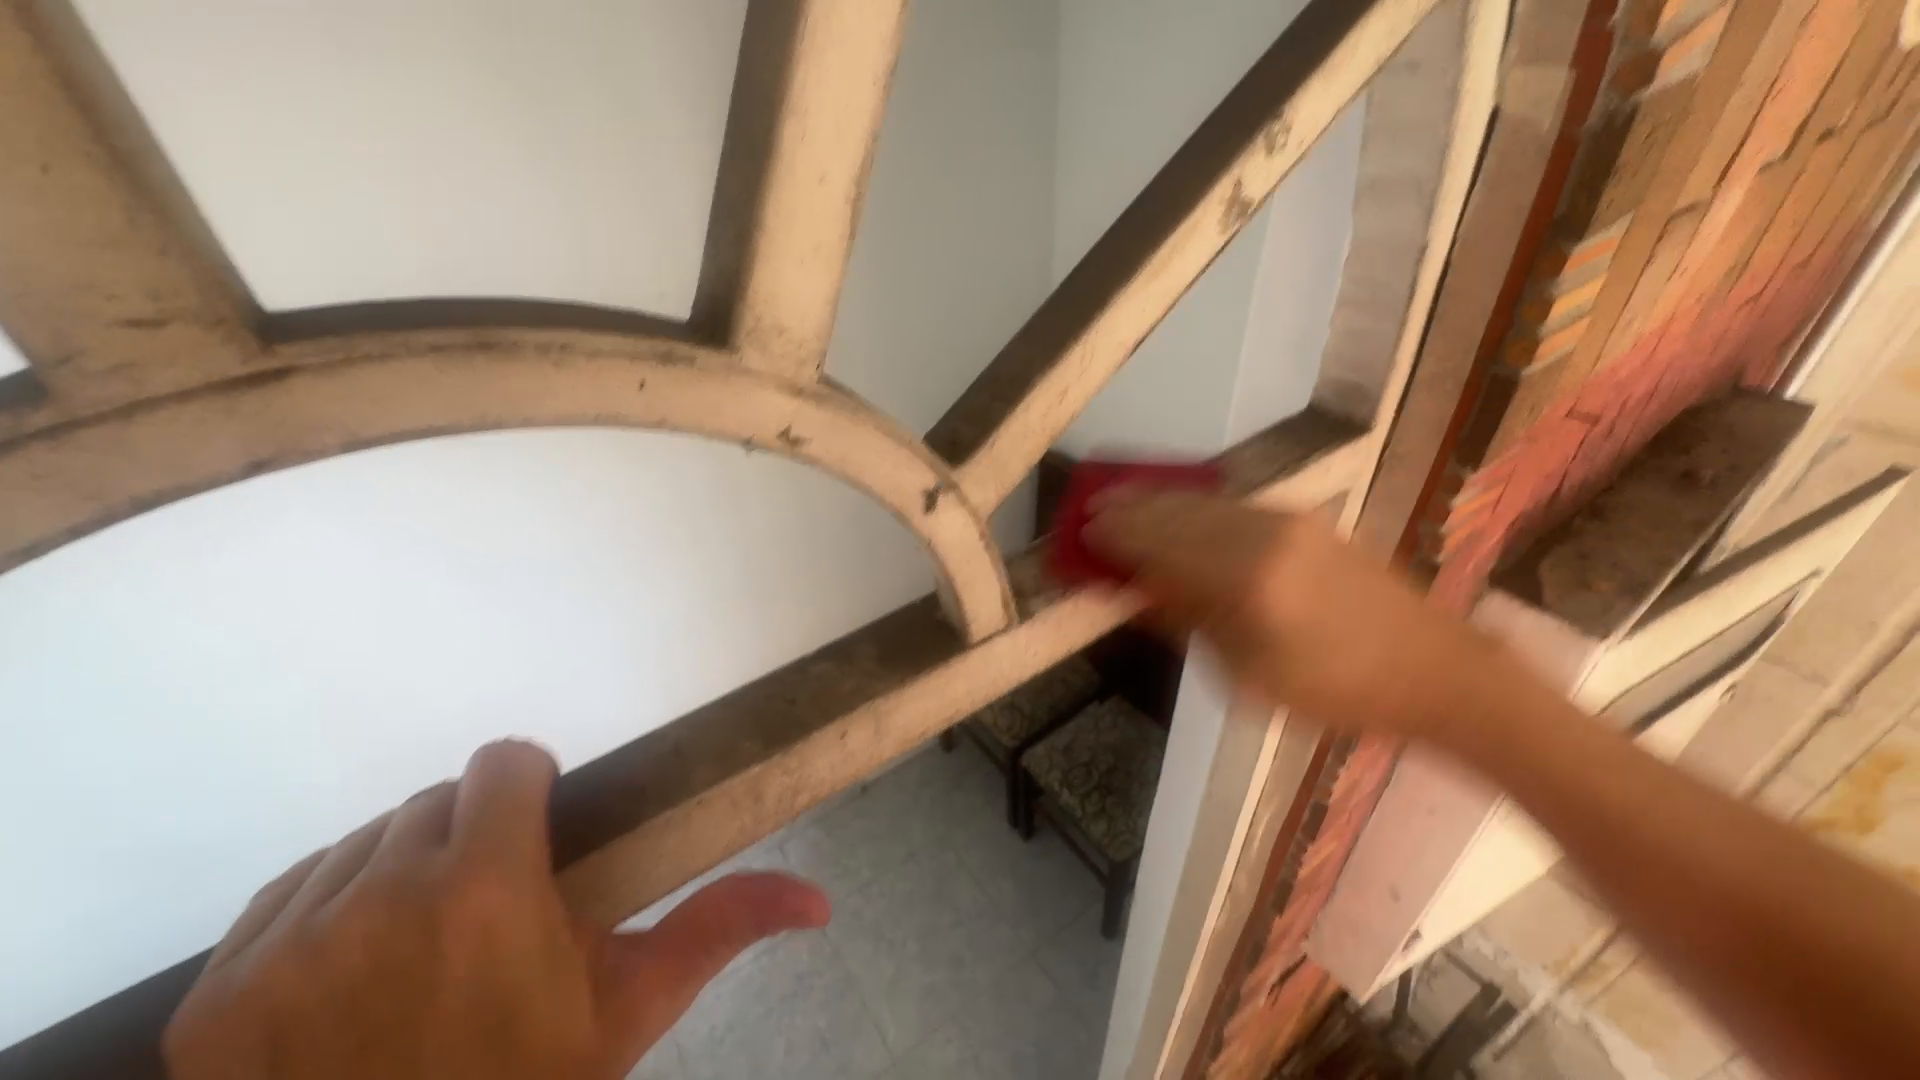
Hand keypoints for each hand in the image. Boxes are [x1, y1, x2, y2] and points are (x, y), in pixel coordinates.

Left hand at [164, 740, 828, 1079]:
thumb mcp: (632, 1013)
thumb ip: (721, 929)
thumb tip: (821, 899)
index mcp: (485, 888)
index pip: (502, 763)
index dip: (530, 788)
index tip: (542, 830)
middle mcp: (378, 895)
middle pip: (435, 804)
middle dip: (471, 837)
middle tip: (493, 911)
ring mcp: (286, 947)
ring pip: (362, 846)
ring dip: (399, 875)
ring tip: (425, 948)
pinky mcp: (214, 998)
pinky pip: (285, 899)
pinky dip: (324, 920)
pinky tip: (352, 980)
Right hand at [1086, 489, 1503, 741]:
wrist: (1436, 670)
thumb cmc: (1337, 693)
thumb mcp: (1248, 676)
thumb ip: (1189, 623)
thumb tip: (1135, 592)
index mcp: (1248, 581)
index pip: (1162, 546)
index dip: (1116, 539)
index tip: (1080, 535)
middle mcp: (1265, 535)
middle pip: (1179, 513)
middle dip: (1131, 511)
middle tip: (1089, 511)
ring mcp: (1291, 521)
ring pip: (1207, 503)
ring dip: (1160, 502)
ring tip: (1121, 502)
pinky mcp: (1308, 521)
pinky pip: (1235, 506)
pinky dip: (1196, 507)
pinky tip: (1177, 510)